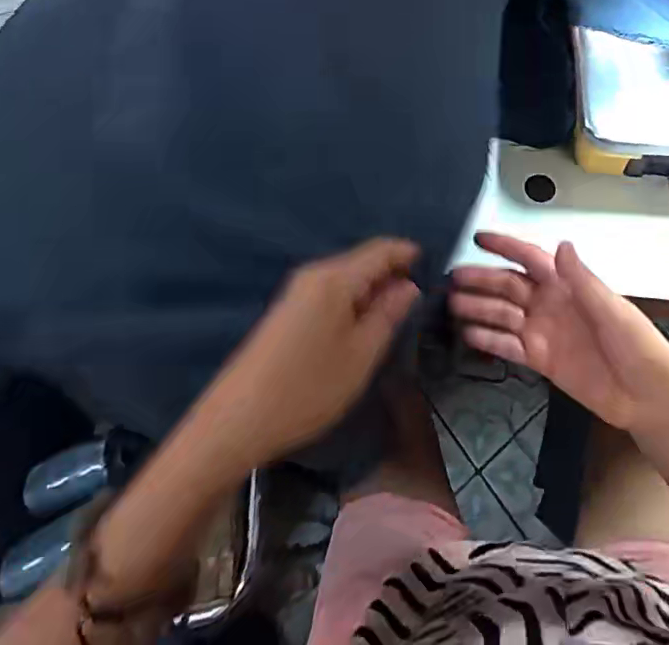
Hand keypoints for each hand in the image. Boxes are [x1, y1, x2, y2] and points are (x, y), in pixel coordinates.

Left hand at [202, 239, 420, 466]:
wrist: (238, 420)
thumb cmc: (308, 388)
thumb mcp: (361, 355)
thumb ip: (388, 314)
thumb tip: (408, 286)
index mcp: (334, 278)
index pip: (380, 249)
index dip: (407, 253)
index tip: (431, 266)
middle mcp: (314, 275)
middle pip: (362, 261)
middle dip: (391, 273)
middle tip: (419, 298)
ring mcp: (296, 292)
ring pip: (346, 278)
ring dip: (372, 289)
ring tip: (395, 314)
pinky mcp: (287, 312)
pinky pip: (329, 293)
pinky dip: (352, 301)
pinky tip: (361, 325)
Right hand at [450, 233, 668, 433]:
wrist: (647, 396)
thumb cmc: (638, 346)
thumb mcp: (612, 309)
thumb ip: (583, 280)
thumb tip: (562, 245)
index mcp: (568, 285)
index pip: (531, 257)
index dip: (506, 246)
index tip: (479, 238)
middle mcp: (551, 303)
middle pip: (509, 285)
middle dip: (481, 279)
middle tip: (452, 277)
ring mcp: (543, 330)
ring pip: (503, 313)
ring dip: (478, 307)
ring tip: (450, 305)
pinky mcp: (540, 358)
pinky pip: (507, 345)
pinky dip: (487, 339)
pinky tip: (467, 335)